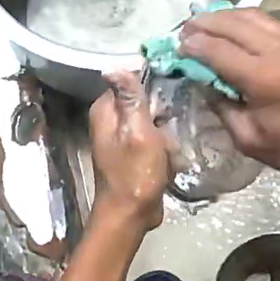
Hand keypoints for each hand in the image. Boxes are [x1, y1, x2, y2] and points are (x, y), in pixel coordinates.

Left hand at [88, 71, 167, 232]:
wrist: (130, 215)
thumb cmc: (135, 173)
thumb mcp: (138, 132)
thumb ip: (130, 99)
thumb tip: (113, 65)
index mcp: (105, 110)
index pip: (132, 80)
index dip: (154, 84)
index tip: (174, 91)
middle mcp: (109, 119)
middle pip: (144, 100)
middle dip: (162, 113)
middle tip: (171, 128)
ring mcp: (121, 136)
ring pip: (153, 120)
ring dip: (166, 133)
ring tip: (170, 148)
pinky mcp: (133, 151)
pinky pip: (154, 138)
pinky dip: (164, 147)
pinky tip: (170, 158)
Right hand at [180, 8, 279, 180]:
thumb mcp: (252, 140)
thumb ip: (223, 108)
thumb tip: (204, 82)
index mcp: (264, 78)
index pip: (217, 50)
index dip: (193, 46)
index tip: (176, 45)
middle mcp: (278, 50)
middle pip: (232, 23)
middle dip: (204, 24)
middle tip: (184, 30)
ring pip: (251, 15)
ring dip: (224, 16)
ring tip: (204, 23)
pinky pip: (268, 20)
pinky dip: (245, 19)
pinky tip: (234, 27)